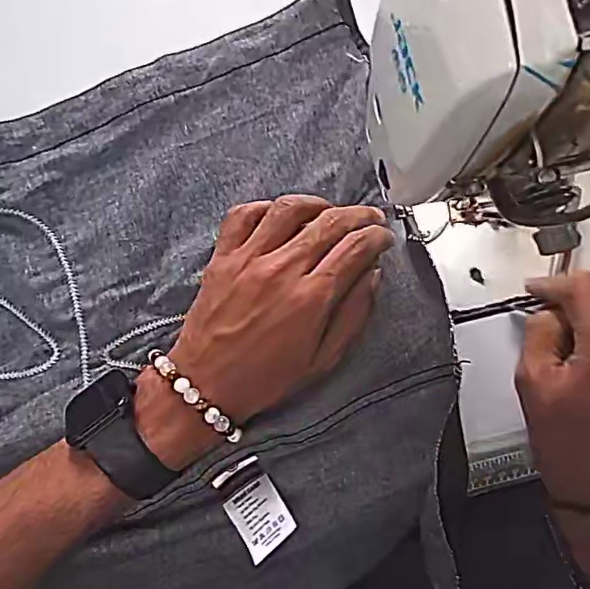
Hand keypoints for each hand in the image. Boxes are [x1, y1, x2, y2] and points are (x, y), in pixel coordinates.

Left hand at [134, 195, 393, 468]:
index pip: (354, 247)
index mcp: (309, 299)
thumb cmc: (263, 378)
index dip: (376, 236)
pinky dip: (266, 206)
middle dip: (358, 215)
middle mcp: (280, 271)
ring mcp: (248, 260)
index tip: (383, 237)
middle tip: (369, 218)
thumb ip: (353, 315)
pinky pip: (244, 214)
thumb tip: (371, 276)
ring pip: (289, 209)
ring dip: (317, 203)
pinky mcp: (222, 258)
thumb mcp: (322, 360)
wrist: (207, 385)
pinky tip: (280, 215)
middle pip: (329, 222)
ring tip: (330, 210)